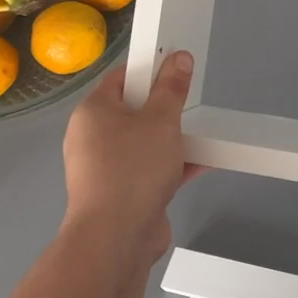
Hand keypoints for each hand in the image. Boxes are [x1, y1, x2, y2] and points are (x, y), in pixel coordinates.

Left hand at [59, 51, 202, 268]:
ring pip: (145, 143)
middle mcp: (93, 137)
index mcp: (93, 112)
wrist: (117, 239)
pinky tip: (204, 163)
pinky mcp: (122, 194)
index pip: (123, 77)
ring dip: (174, 140)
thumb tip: (179, 57)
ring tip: (204, 134)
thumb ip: (172, 88)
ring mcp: (106, 168)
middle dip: (167, 108)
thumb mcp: (161, 120)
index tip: (179, 66)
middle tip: (194, 102)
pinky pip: (151, 169)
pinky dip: (173, 166)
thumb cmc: (134, 168)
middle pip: (135, 111)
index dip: (151, 68)